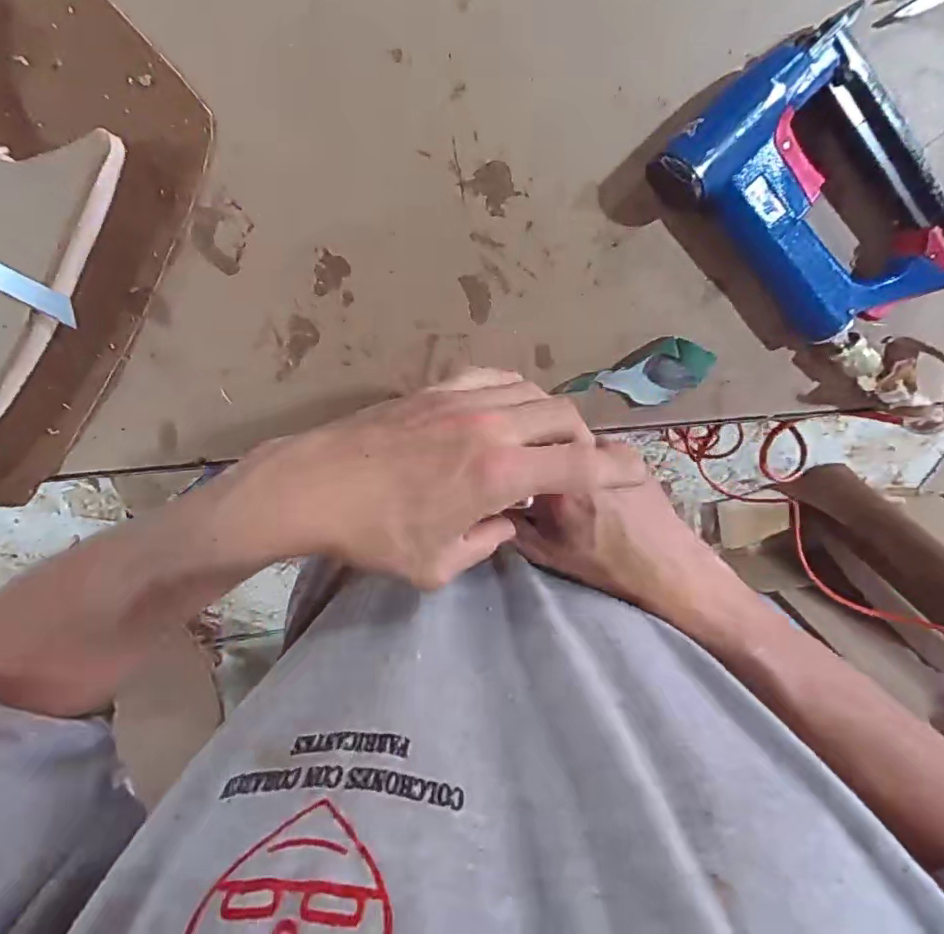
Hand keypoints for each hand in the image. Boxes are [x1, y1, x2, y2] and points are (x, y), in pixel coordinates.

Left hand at [222, 368, 646, 587]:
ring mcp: (461, 399)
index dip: (613, 470)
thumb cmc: (374, 535)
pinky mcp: (435, 388)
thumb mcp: (437, 565)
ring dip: (549, 414)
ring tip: (541, 438)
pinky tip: (505, 408)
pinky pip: (492, 377)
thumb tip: (506, 524)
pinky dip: (514, 391)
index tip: (630, 474)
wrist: (313, 485)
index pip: (578, 464)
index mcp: (500, 472)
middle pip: (563, 416)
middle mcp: (491, 425)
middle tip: (575, 464)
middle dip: (583, 440)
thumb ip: (485, 544)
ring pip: (531, 391)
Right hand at [512, 461, 743, 627]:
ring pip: (576, 441)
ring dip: (569, 455)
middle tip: (542, 474)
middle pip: (549, 438)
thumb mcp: (545, 552)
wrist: (669, 570)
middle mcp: (584, 458)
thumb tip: (494, 499)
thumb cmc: (604, 567)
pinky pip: (602, 449)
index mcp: (557, 483)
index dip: (515, 457)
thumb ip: (513, 522)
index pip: (520, 451)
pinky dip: (595, 461)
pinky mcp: (633, 455)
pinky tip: (601, 487)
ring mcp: (613, 451)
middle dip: (542, 452)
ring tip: (574, 482)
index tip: (512, 469)